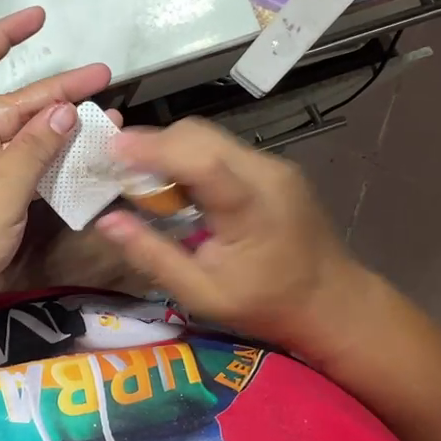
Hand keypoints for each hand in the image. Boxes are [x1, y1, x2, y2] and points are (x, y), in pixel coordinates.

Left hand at [0, 7, 112, 314]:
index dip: (4, 36)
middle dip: (56, 90)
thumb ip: (36, 148)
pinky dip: (45, 158)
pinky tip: (82, 152)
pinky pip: (16, 164)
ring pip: (18, 135)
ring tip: (108, 113)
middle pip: (8, 101)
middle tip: (105, 75)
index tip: (39, 19)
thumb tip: (66, 110)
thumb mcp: (0, 192)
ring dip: (57, 127)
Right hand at [93, 119, 371, 358]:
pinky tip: (177, 185)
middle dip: (151, 144)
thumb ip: (153, 255)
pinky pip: (220, 147)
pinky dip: (189, 156)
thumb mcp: (201, 294)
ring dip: (169, 148)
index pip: (199, 161)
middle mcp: (266, 173)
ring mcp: (273, 165)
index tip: (110, 149)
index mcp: (251, 209)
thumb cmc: (266, 305)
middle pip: (198, 135)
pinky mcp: (272, 166)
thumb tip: (107, 221)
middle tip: (116, 168)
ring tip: (141, 178)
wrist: (334, 303)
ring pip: (207, 135)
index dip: (151, 149)